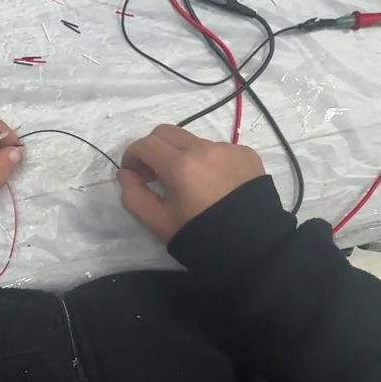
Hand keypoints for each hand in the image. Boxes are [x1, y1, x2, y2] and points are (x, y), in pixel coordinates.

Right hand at [117, 124, 264, 242]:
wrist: (254, 248)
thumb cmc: (201, 237)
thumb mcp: (158, 223)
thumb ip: (134, 195)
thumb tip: (126, 173)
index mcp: (180, 165)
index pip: (145, 144)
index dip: (132, 156)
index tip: (133, 173)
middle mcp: (204, 148)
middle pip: (167, 132)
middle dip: (153, 149)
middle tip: (154, 174)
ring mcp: (228, 149)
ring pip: (193, 141)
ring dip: (182, 155)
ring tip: (189, 184)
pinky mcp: (246, 154)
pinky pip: (218, 149)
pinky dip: (208, 162)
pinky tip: (215, 185)